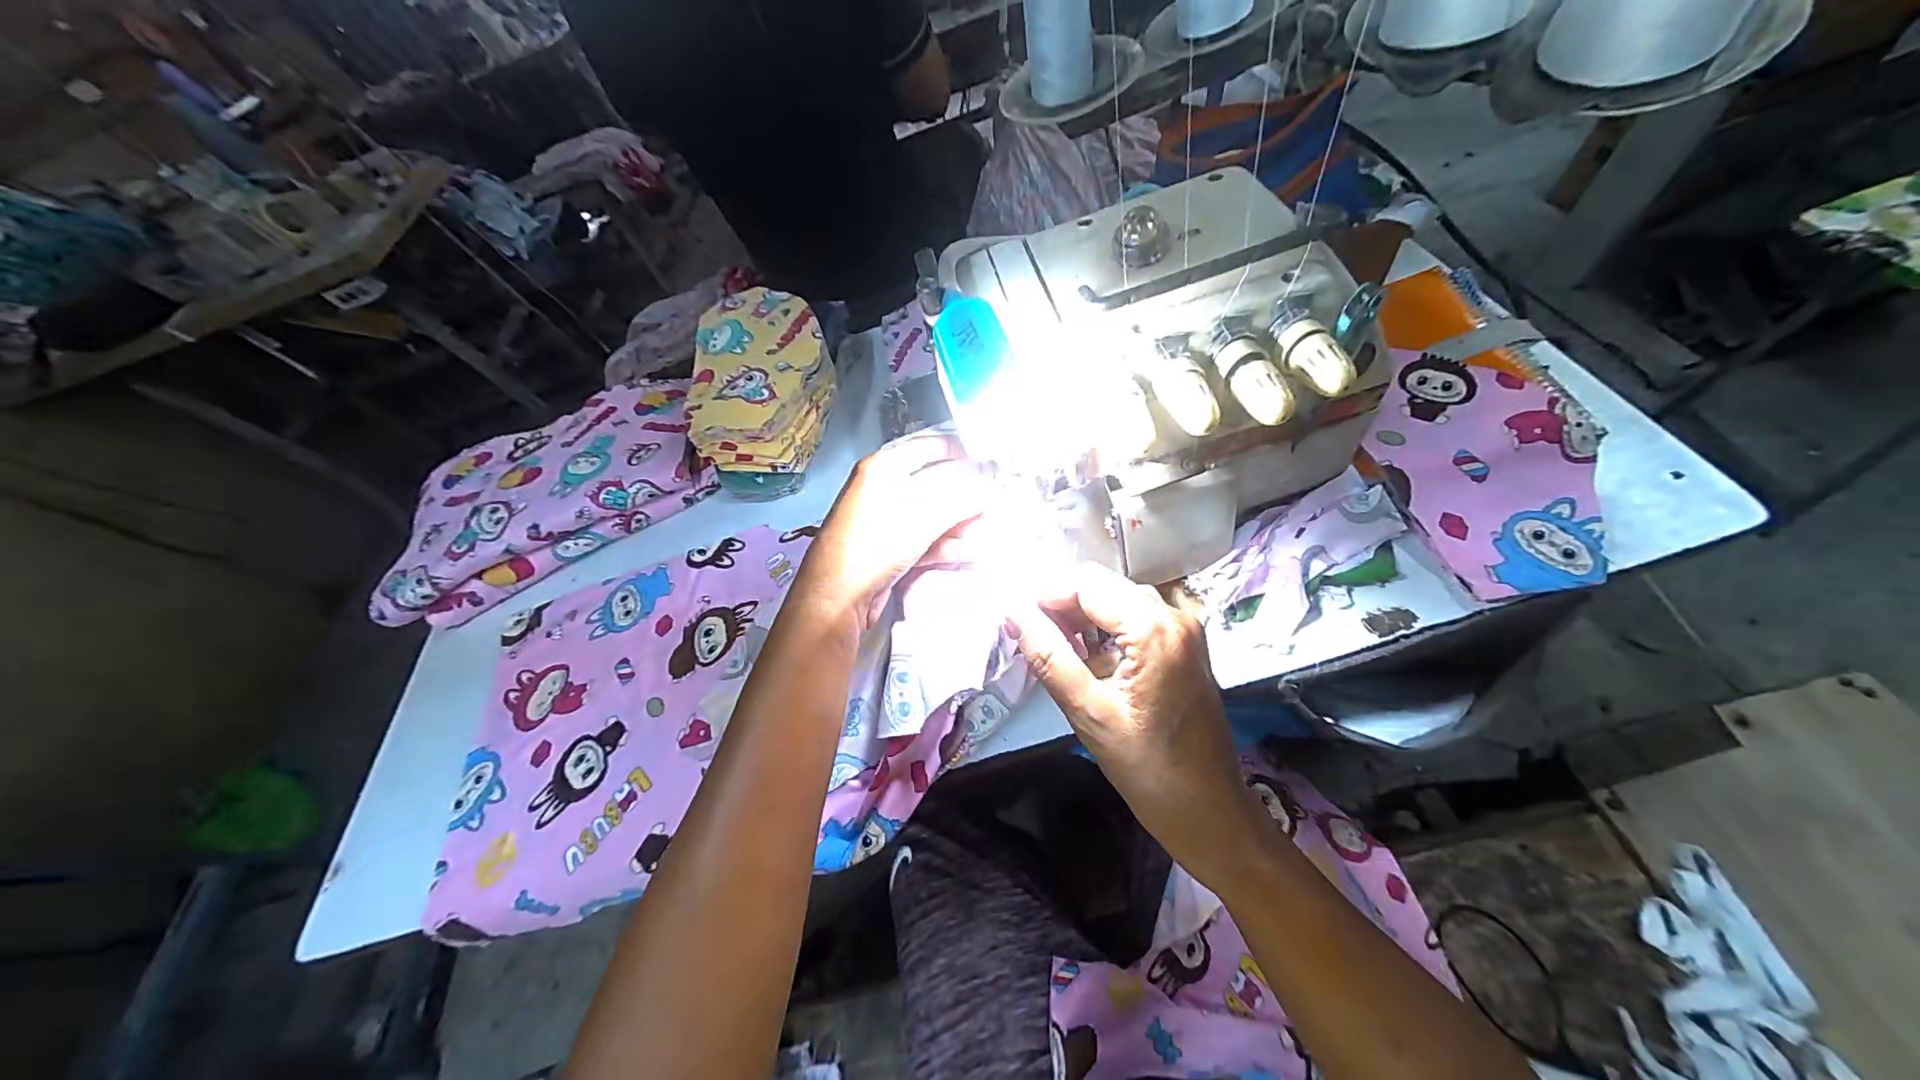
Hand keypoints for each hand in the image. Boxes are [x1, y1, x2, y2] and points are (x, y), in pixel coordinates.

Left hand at [796, 433, 985, 631]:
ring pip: (933, 515)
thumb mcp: (925, 513)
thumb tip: (994, 477)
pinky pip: (923, 540)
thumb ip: (963, 492)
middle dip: (966, 496)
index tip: (992, 464)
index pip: (930, 446)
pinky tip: (961, 553)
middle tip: (991, 503)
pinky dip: (943, 545)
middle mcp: (882, 489)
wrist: (837, 599)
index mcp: (883, 467)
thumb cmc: (875, 545)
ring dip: (958, 525)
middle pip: (936, 484)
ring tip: (980, 532)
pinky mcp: (887, 550)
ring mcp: (884, 522)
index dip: (963, 452)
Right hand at [1006, 562, 1268, 883]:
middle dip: (1066, 604)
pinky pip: (1138, 617)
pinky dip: (1109, 628)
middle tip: (1038, 639)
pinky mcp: (1187, 644)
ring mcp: (1186, 629)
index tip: (1021, 622)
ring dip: (1086, 616)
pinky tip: (1092, 658)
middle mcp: (1176, 615)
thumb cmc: (1148, 768)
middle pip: (1106, 585)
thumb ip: (1049, 657)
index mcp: (1154, 629)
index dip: (1049, 596)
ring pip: (1120, 598)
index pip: (1088, 584)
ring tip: (1061, 651)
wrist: (1210, 809)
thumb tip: (1014, 614)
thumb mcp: (1088, 713)